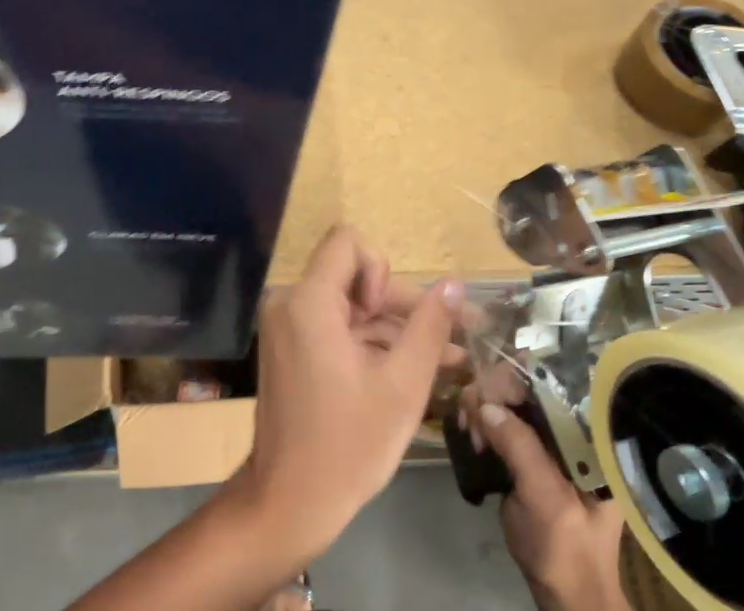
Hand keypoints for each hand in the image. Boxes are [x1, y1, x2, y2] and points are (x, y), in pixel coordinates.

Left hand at [241, 226, 464, 558]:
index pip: (347, 242)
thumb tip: (454, 284)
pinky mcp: (292, 351)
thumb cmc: (348, 444)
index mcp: (308, 302)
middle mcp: (290, 304)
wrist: (290, 500)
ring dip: (395, 331)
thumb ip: (430, 327)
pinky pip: (337, 331)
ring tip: (452, 360)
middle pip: (354, 279)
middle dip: (403, 307)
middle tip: (456, 337)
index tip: (390, 318)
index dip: (381, 271)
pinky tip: (417, 370)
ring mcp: (288, 329)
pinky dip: (371, 346)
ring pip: (351, 308)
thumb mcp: (403, 385)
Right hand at [467, 392, 629, 610]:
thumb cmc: (565, 550)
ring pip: (513, 401)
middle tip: (470, 419)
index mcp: (592, 434)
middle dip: (493, 394)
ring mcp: (554, 441)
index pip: (555, 381)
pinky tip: (472, 434)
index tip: (483, 396)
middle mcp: (577, 428)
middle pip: (529, 386)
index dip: (516, 378)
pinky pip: (506, 423)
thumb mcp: (545, 498)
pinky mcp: (534, 455)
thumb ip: (521, 449)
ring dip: (484, 409)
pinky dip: (484, 423)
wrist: (568, 595)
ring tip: (470, 433)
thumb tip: (484, 405)